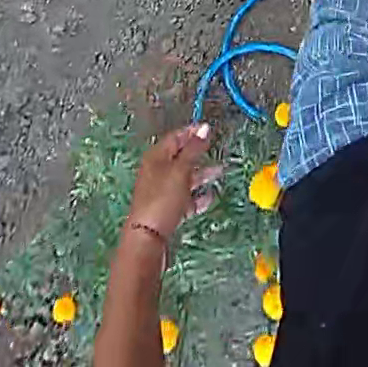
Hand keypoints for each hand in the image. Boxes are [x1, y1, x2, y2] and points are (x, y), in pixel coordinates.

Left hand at [126, 123, 222, 238]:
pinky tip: (209, 197)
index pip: (176, 137)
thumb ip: (194, 148)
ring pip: (185, 178)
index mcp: (156, 157)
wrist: (147, 239)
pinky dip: (197, 196)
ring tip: (220, 171)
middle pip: (180, 157)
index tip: (209, 129)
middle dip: (199, 153)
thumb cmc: (163, 197)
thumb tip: (205, 127)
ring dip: (202, 174)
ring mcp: (161, 192)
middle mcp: (157, 172)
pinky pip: (185, 198)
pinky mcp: (167, 210)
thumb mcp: (181, 169)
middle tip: (215, 148)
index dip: (192, 132)